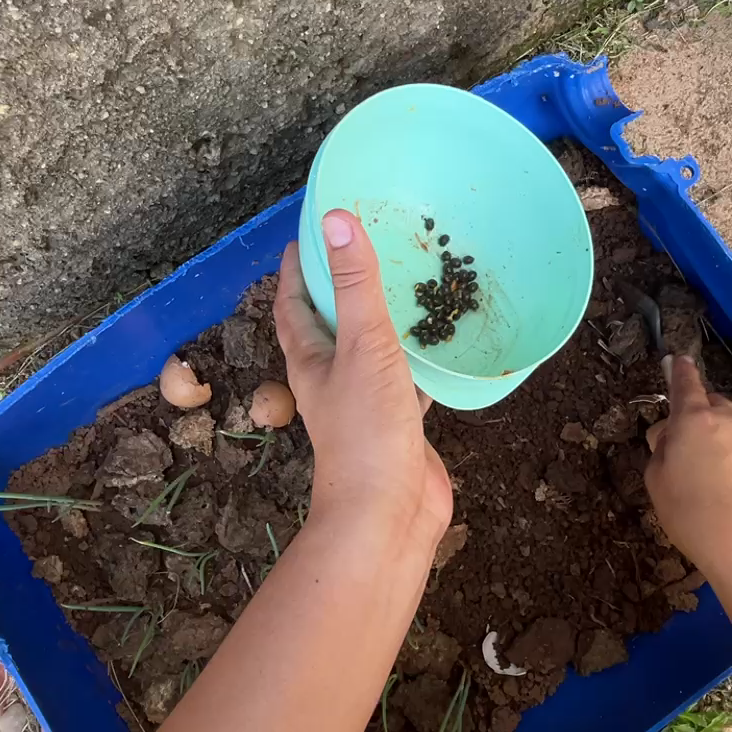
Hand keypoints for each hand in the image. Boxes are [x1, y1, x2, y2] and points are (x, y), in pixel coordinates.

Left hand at [274, 210, 452, 546]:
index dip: (296, 267)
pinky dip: (416, 358)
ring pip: (368, 349)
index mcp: (310, 357)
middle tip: (366, 249)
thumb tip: (334, 219)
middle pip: (328, 323)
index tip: (310, 232)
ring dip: (379, 320)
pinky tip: (439, 345)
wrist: (387, 512)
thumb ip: (354, 285)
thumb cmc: (366, 428)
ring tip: (406, 285)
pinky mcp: (397, 420)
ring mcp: (364, 400)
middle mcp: (331, 377)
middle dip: (339, 287)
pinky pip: (405, 377)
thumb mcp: (362, 345)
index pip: (292, 302)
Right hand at [644, 354, 731, 590]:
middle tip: (683, 450)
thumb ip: (661, 451)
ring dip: (719, 445)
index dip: (680, 372)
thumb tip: (671, 437)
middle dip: (698, 419)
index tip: (679, 359)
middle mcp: (729, 422)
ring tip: (708, 483)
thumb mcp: (656, 482)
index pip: (685, 385)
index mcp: (694, 420)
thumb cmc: (693, 513)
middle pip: (712, 407)